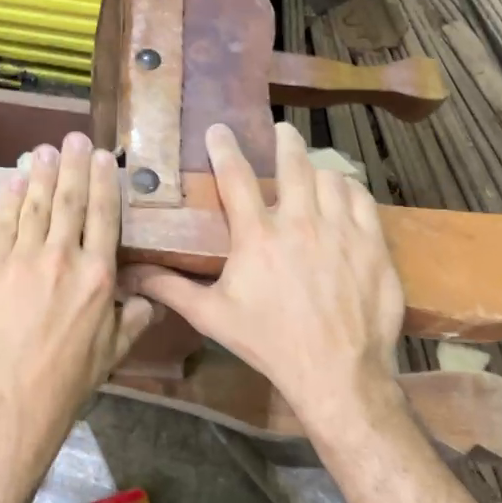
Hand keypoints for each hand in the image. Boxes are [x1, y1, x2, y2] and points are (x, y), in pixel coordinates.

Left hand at [0, 132, 154, 458]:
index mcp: (99, 277)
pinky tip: (13, 182)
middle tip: (72, 137)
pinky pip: (2, 225)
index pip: (104, 217)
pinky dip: (8, 200)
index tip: (102, 157)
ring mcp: (24, 260)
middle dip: (71, 165)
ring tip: (43, 149)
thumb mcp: (113, 352)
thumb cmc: (69, 379)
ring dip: (39, 174)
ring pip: (34, 206)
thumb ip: (133, 319)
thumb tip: (151, 298)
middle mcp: (63, 259)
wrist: (15, 399)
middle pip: (68, 201)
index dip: (103, 183)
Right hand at [123, 121, 404, 435]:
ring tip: (312, 167)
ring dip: (317, 168)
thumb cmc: (269, 343)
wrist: (337, 373)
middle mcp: (299, 223)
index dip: (224, 148)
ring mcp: (341, 232)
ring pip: (330, 177)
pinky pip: (362, 199)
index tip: (219, 129)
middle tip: (280, 131)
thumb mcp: (212, 316)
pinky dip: (349, 188)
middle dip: (284, 141)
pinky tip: (343, 191)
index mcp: (257, 236)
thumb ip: (170, 288)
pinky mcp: (373, 246)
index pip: (235, 177)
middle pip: (293, 163)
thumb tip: (128, 275)